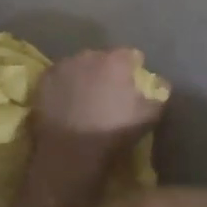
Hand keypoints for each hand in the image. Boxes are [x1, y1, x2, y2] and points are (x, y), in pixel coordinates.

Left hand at [32, 48, 164, 157]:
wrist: (70, 152)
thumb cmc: (113, 132)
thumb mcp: (148, 117)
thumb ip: (159, 95)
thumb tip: (162, 84)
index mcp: (116, 60)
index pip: (131, 55)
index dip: (133, 68)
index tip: (133, 82)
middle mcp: (89, 55)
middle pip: (103, 58)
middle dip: (107, 70)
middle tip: (108, 91)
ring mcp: (64, 65)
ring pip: (79, 65)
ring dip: (84, 76)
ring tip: (85, 97)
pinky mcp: (44, 79)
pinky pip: (58, 76)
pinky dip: (63, 85)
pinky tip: (65, 101)